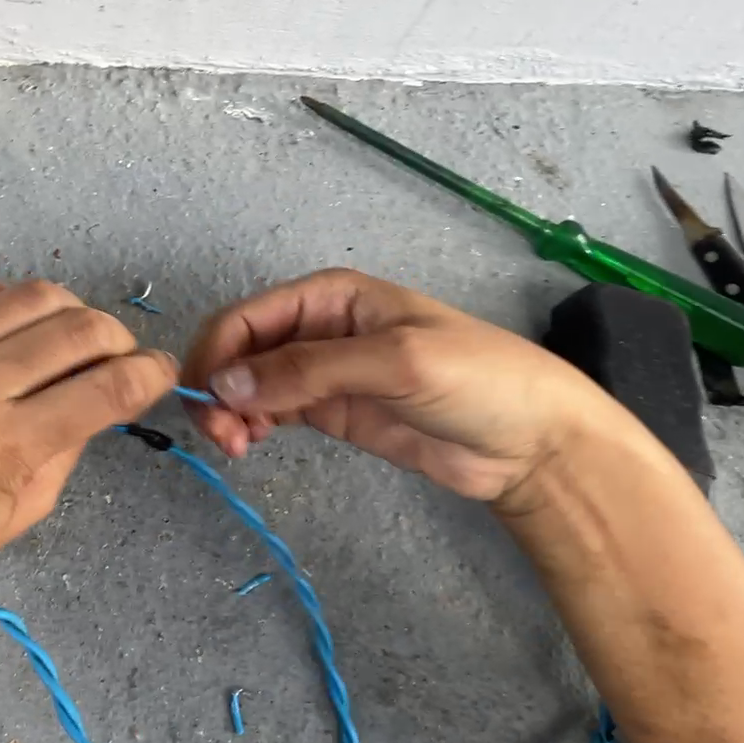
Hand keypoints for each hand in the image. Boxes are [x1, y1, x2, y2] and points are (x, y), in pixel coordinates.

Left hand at [0, 275, 176, 619]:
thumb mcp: (27, 508)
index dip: (150, 374)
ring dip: (72, 310)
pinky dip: (12, 297)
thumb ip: (72, 441)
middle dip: (118, 339)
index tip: (160, 372)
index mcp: (6, 444)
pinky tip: (18, 324)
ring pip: (32, 295)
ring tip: (74, 337)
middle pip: (76, 329)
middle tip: (121, 357)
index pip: (105, 389)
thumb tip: (108, 390)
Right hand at [181, 268, 620, 503]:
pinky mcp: (327, 410)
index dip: (217, 353)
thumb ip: (308, 369)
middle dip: (217, 385)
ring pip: (247, 382)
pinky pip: (269, 409)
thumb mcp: (395, 361)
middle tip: (220, 435)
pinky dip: (248, 423)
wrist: (537, 445)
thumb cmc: (476, 379)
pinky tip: (250, 442)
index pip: (247, 317)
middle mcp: (313, 328)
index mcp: (326, 297)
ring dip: (229, 409)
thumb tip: (224, 383)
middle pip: (239, 349)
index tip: (207, 400)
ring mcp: (319, 371)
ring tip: (235, 445)